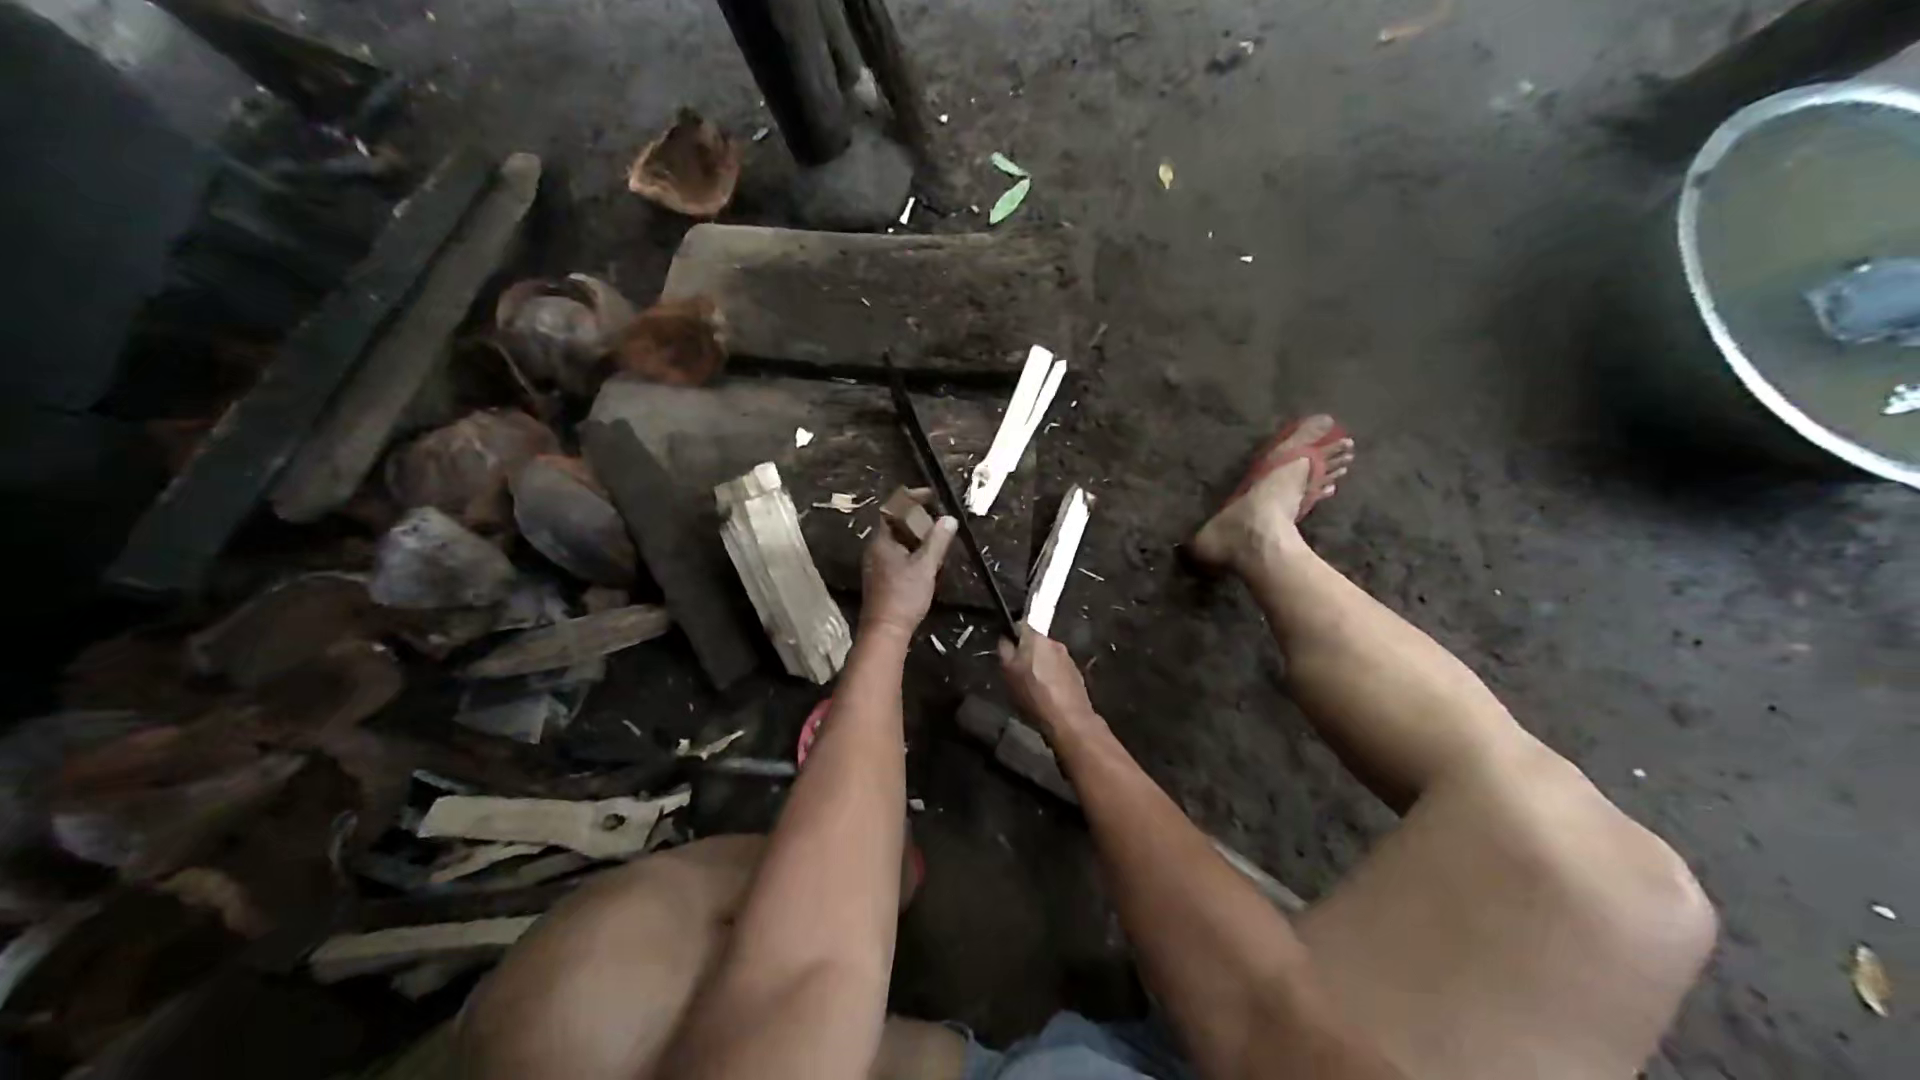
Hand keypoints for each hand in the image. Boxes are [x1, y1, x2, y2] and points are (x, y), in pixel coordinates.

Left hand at [859, 497, 957, 637]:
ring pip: (896, 540)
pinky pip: (896, 554)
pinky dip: (912, 550)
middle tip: (939, 518)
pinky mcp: (880, 578)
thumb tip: (949, 519)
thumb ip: (937, 541)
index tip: (931, 495)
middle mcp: (874, 549)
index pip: (893, 508)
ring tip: (937, 538)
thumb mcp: (925, 567)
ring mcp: (875, 564)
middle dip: (917, 517)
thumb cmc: (904, 596)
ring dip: (916, 535)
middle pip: (894, 523)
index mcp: (881, 541)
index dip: (912, 497)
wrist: (885, 631)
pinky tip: (926, 560)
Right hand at [998, 628, 1098, 740]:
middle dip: (1026, 653)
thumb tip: (1005, 637)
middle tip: (1017, 672)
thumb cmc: (1033, 695)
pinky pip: (1058, 669)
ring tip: (1033, 686)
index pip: (1019, 625)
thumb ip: (1004, 649)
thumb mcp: (1007, 672)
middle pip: (1034, 642)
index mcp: (1035, 637)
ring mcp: (1068, 658)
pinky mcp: (1077, 673)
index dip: (1010, 636)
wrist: (1068, 719)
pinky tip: (1048, 693)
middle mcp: (1054, 642)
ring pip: (1047, 656)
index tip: (1006, 651)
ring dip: (1040, 665)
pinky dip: (1051, 677)